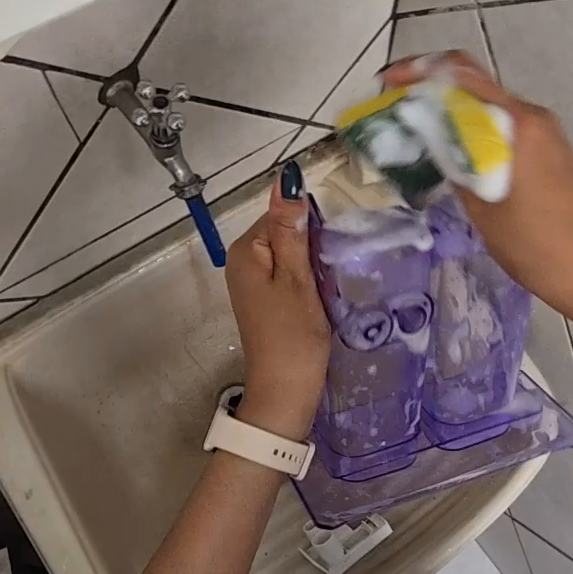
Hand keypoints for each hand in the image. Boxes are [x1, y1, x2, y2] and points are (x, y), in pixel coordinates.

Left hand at [225, 163, 330, 439]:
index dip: (310, 229)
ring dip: (314, 266)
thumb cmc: (293, 335)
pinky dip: (308, 282)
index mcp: (245, 251)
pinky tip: (320, 298)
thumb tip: (286, 184)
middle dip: (312, 248)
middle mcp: (242, 262)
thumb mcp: (296, 278)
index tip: (328, 253)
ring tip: (327, 288)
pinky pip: (290, 276)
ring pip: (292, 256)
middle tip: (329, 274)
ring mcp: (253, 283)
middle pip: (286, 234)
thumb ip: (291, 231)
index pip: (281, 215)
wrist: (286, 389)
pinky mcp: (266, 300)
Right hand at [380, 51, 572, 328]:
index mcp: (518, 121)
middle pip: (473, 88)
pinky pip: (502, 132)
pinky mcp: (548, 155)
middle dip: (430, 96)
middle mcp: (533, 117)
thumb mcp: (483, 208)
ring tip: (413, 141)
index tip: (387, 84)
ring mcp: (544, 135)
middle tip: (393, 119)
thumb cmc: (537, 245)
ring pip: (487, 112)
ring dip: (450, 118)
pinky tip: (450, 160)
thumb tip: (429, 137)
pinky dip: (472, 137)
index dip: (418, 70)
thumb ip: (456, 164)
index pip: (461, 73)